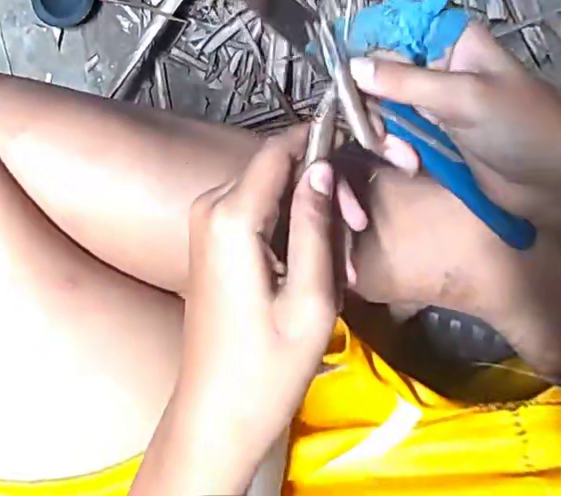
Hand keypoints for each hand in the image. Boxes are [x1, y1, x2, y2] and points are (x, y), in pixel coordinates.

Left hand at [137, 136, 342, 493]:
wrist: (215, 415)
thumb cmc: (265, 369)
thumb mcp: (310, 299)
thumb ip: (316, 224)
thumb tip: (324, 166)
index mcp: (231, 217)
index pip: (278, 148)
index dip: (319, 145)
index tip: (354, 166)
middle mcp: (211, 206)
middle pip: (276, 166)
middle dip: (320, 189)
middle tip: (354, 230)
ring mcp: (206, 219)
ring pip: (271, 186)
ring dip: (309, 211)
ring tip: (337, 261)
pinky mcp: (212, 235)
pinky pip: (257, 207)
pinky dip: (289, 225)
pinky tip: (314, 264)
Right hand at [349, 24, 560, 219]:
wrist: (559, 188)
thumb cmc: (522, 129)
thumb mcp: (464, 99)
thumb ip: (405, 82)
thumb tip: (351, 67)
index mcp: (451, 37)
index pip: (393, 26)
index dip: (364, 44)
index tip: (341, 72)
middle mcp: (437, 61)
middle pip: (380, 66)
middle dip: (372, 99)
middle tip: (374, 129)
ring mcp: (433, 97)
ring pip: (382, 101)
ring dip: (382, 129)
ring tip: (401, 154)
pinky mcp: (432, 130)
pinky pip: (395, 128)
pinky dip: (395, 145)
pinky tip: (410, 163)